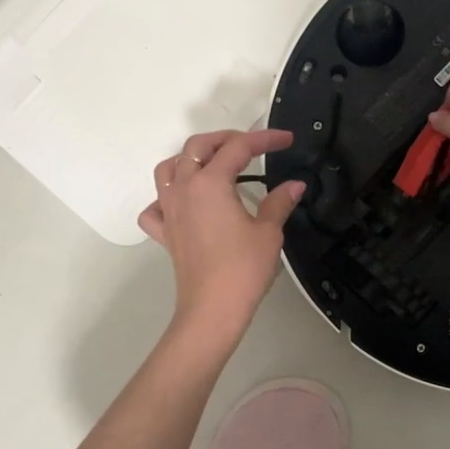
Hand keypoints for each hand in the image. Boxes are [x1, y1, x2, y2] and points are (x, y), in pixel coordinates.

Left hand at [139, 128, 306, 336]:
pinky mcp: (165, 233)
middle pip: (197, 148)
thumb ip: (279, 202)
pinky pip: (155, 207)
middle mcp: (184, 189)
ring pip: (169, 169)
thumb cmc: (243, 269)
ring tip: (212, 165)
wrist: (213, 309)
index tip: (286, 140)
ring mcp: (169, 210)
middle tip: (252, 146)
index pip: (238, 148)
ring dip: (190, 159)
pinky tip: (182, 205)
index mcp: (210, 183)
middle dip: (225, 140)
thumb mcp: (269, 232)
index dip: (265, 139)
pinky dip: (164, 199)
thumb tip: (294, 185)